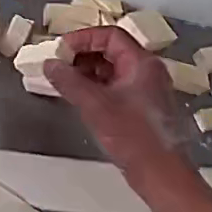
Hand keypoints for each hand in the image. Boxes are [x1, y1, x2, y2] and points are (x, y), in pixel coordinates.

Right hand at [45, 26, 195, 180]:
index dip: (83, 38)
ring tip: (64, 81)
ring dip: (88, 72)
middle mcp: (147, 71)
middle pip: (112, 51)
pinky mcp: (143, 109)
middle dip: (83, 55)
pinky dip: (97, 88)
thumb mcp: (95, 105)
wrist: (162, 175)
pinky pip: (116, 87)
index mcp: (142, 63)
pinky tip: (79, 98)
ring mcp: (147, 90)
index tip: (61, 48)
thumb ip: (69, 81)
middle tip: (59, 64)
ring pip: (113, 70)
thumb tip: (50, 64)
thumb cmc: (134, 136)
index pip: (111, 36)